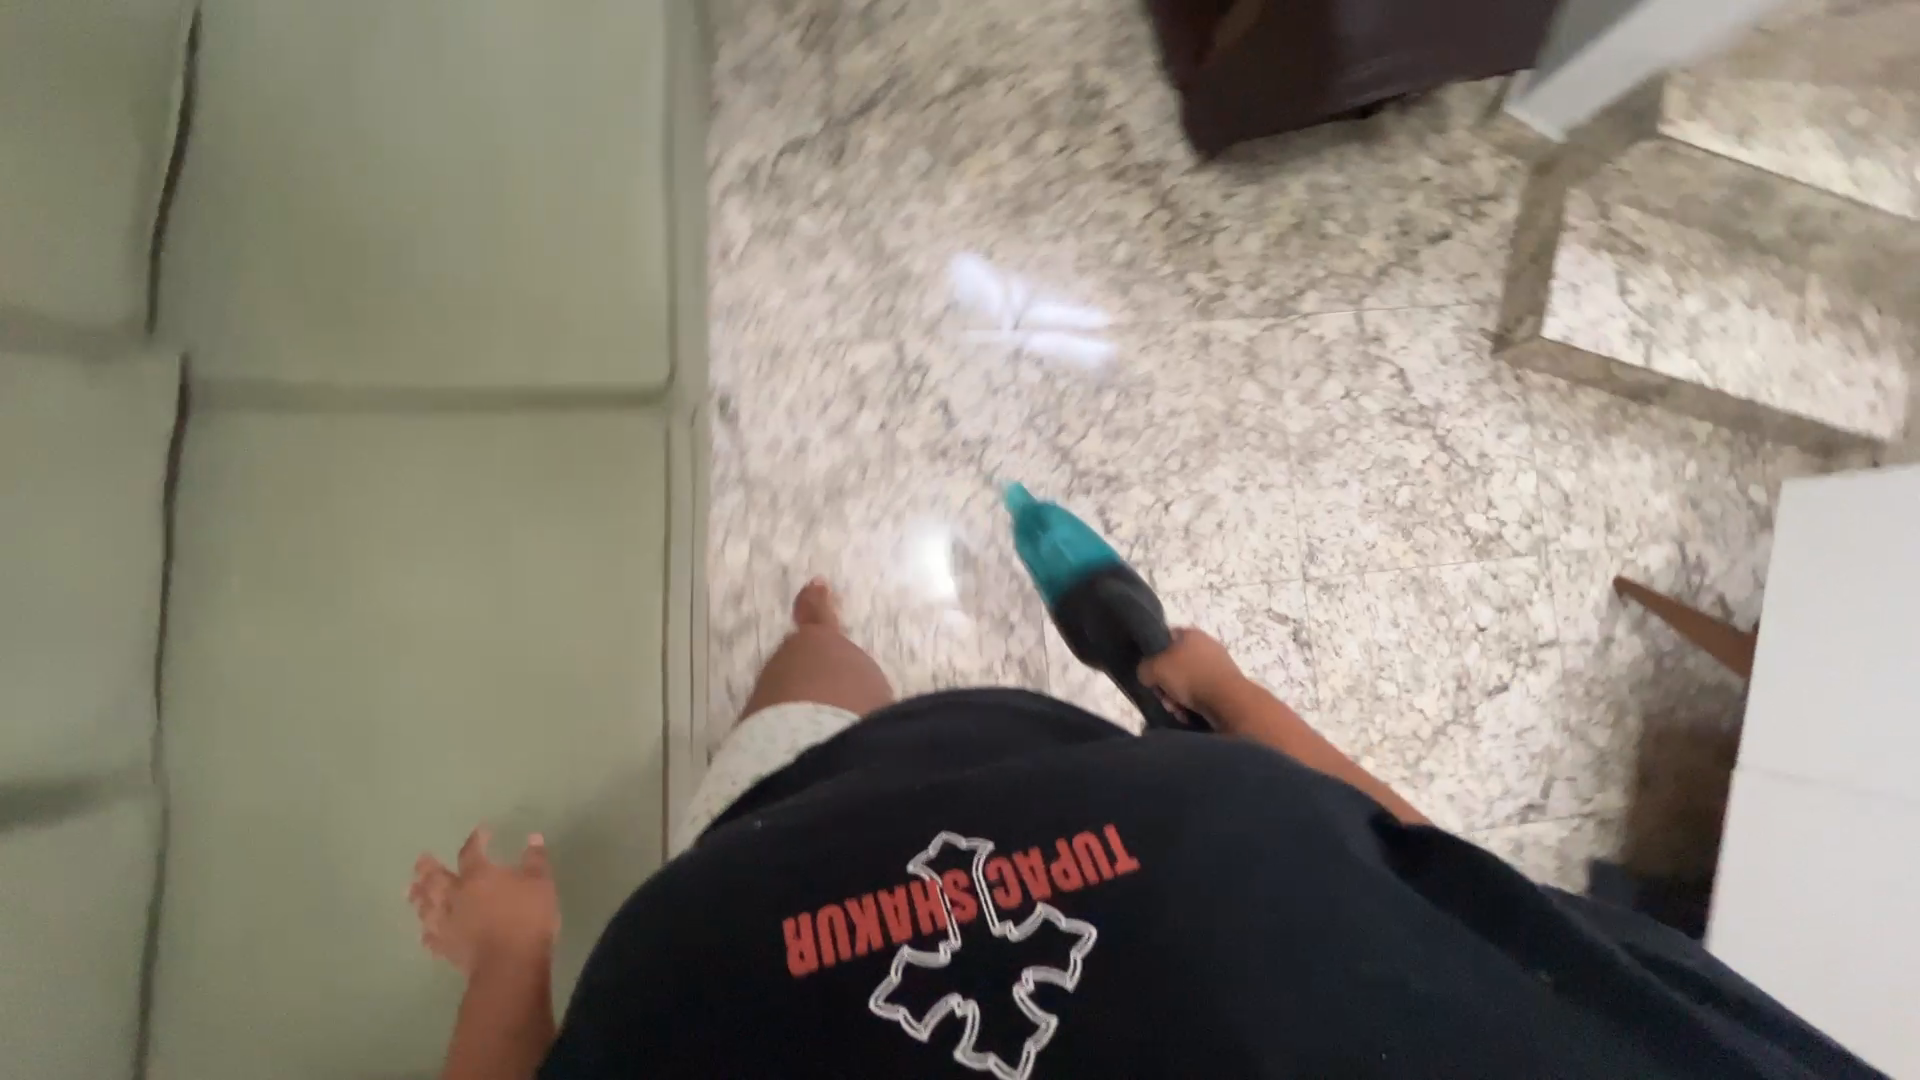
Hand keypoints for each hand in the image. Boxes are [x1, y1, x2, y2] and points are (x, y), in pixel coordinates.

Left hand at [409, 827, 559, 975]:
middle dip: (428, 868)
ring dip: (418, 897)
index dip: (475, 840)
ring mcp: (447, 924)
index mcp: (479, 876)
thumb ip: (535, 859)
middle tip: (420, 859)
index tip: (480, 831)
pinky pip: (430, 936)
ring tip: (410, 889)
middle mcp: (456, 896)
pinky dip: (427, 929)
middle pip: (436, 879)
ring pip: (426, 907)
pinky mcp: (445, 948)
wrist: (509, 963)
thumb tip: (532, 838)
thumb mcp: (541, 882)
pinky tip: (426, 929)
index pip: (472, 852)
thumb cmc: (528, 916)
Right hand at [1138, 628, 1249, 718]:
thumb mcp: (1154, 669)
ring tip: (1178, 710)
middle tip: (1165, 697)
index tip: (1152, 673)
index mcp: (1190, 633)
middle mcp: (1206, 645)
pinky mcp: (1227, 685)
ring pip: (1187, 682)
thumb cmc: (1189, 677)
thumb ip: (1144, 668)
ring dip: (1178, 698)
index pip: (1164, 639)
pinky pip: (1202, 693)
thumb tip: (1148, 675)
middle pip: (1175, 665)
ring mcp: (1219, 665)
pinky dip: (1193, 705)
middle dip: (1166, 685)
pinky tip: (1190, 714)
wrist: (1229, 701)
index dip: (1154, 656)